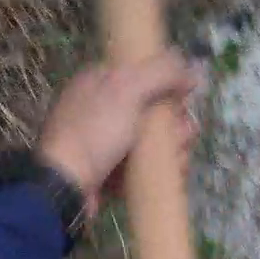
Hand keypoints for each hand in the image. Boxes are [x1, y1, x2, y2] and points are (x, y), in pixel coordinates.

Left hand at [35, 51, 204, 217]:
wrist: (66, 188)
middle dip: (174, 122)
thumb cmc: (94, 132)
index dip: (167, 83)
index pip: (141, 73)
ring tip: (180, 158)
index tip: (184, 97)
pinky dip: (158, 170)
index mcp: (98, 82)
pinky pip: (140, 168)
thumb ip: (162, 71)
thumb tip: (193, 70)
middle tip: (183, 134)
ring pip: (149, 141)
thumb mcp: (127, 88)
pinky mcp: (108, 175)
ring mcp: (104, 146)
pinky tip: (172, 173)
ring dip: (171, 148)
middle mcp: (100, 111)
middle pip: (150, 110)